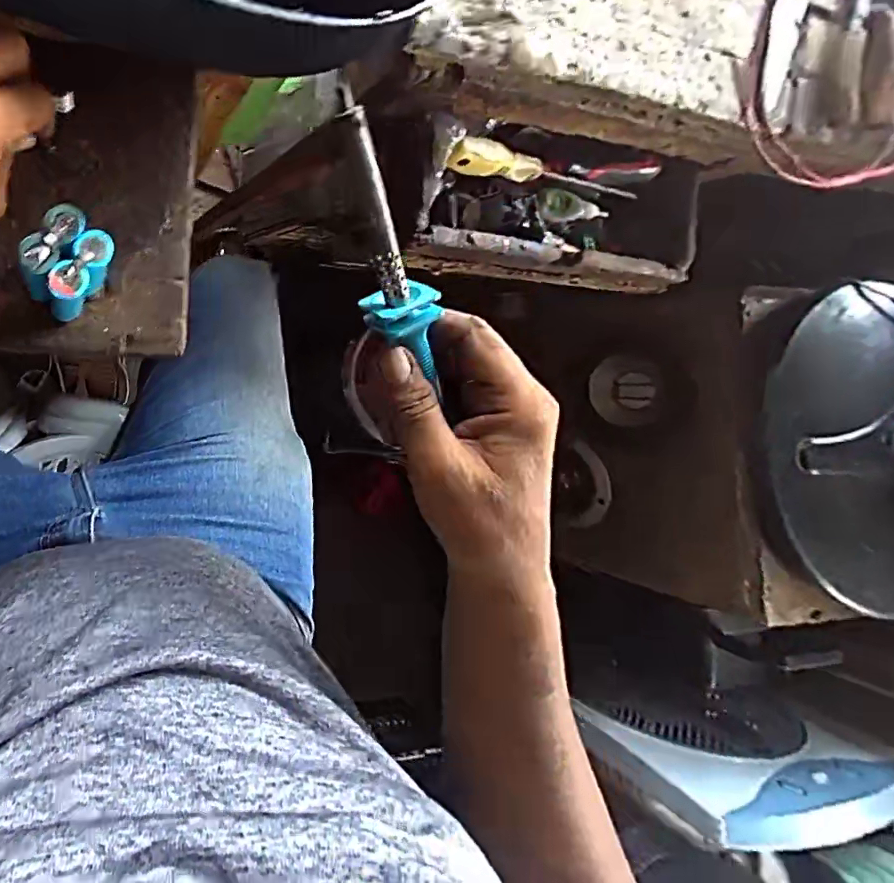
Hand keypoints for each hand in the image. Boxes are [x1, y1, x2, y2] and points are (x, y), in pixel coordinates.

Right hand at [373, 313, 560, 588]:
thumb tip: (390, 355)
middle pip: (461, 346)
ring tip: (378, 380)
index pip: (473, 335)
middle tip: (372, 351)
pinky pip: (450, 390)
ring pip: (452, 367)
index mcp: (520, 401)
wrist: (500, 572)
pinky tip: (395, 404)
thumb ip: (412, 406)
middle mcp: (518, 397)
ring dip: (414, 370)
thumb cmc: (481, 527)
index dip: (425, 321)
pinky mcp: (487, 423)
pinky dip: (420, 392)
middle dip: (414, 346)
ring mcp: (504, 410)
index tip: (384, 320)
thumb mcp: (439, 465)